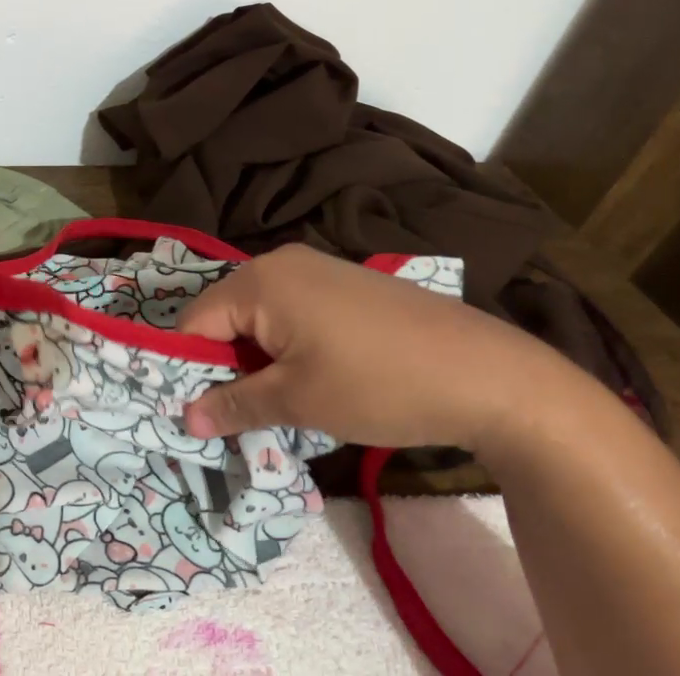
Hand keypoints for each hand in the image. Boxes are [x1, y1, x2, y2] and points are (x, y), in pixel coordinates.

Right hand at [178, 244, 599, 453]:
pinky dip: (288, 346)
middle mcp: (280, 262)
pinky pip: (293, 312)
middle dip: (226, 365)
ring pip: (260, 317)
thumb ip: (234, 406)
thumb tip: (185, 418)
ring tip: (280, 403)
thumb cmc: (380, 385)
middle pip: (225, 316)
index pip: (193, 323)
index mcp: (258, 281)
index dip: (189, 369)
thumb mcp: (299, 402)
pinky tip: (316, 380)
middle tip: (239, 414)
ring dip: (258, 360)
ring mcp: (318, 269)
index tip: (199, 412)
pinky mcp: (348, 284)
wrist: (494, 376)